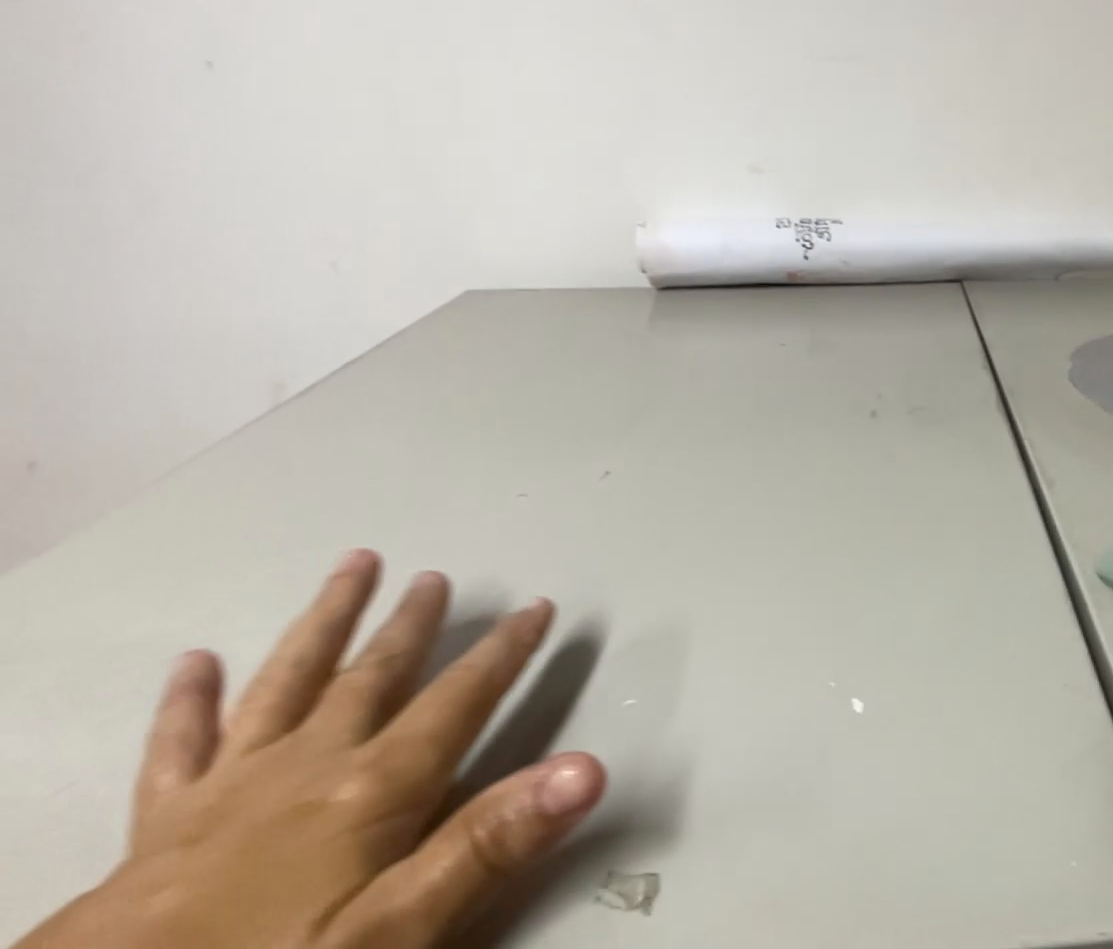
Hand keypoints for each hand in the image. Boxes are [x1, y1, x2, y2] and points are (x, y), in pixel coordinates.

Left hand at [16, 550, 605, 948]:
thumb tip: (586, 769)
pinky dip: (190, 702)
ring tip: (351, 568)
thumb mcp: (398, 933)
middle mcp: (308, 768)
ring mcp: (228, 791)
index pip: (458, 702)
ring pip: (288, 683)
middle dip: (412, 625)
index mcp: (373, 791)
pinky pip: (179, 747)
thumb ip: (489, 845)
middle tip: (435, 576)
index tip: (536, 606)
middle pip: (372, 678)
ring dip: (325, 623)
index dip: (505, 653)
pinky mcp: (159, 828)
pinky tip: (195, 662)